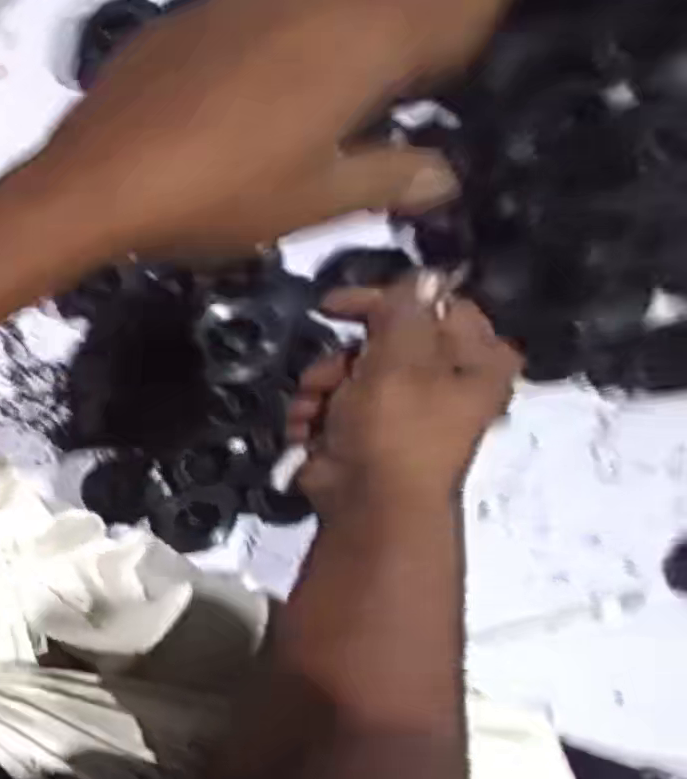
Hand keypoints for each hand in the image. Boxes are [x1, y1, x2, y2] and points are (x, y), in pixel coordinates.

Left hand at [25, 0, 506, 255]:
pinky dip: (236, 55)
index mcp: (373, 31)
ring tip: (267, 114)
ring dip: (307, 48)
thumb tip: (440, 180)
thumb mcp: (302, 205)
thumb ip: (382, 182)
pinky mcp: (175, 23)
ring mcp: (238, 2)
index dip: (448, 58)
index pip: (464, 16)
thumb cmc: (206, 197)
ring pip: (304, 14)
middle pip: (381, 9)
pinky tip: (201, 106)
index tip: (416, 100)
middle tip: (340, 113)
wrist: (87, 187)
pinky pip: (231, 26)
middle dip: (378, 50)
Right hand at [287, 275, 522, 516]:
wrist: (368, 500)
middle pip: (376, 346)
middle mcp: (441, 381)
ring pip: (342, 379)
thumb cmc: (394, 429)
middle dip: (336, 363)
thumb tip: (421, 275)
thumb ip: (404, 315)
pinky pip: (326, 410)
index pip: (431, 309)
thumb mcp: (400, 362)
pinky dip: (310, 419)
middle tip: (324, 380)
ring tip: (311, 415)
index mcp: (473, 359)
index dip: (381, 303)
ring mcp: (397, 411)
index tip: (330, 306)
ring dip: (315, 394)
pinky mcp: (359, 434)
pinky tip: (308, 433)